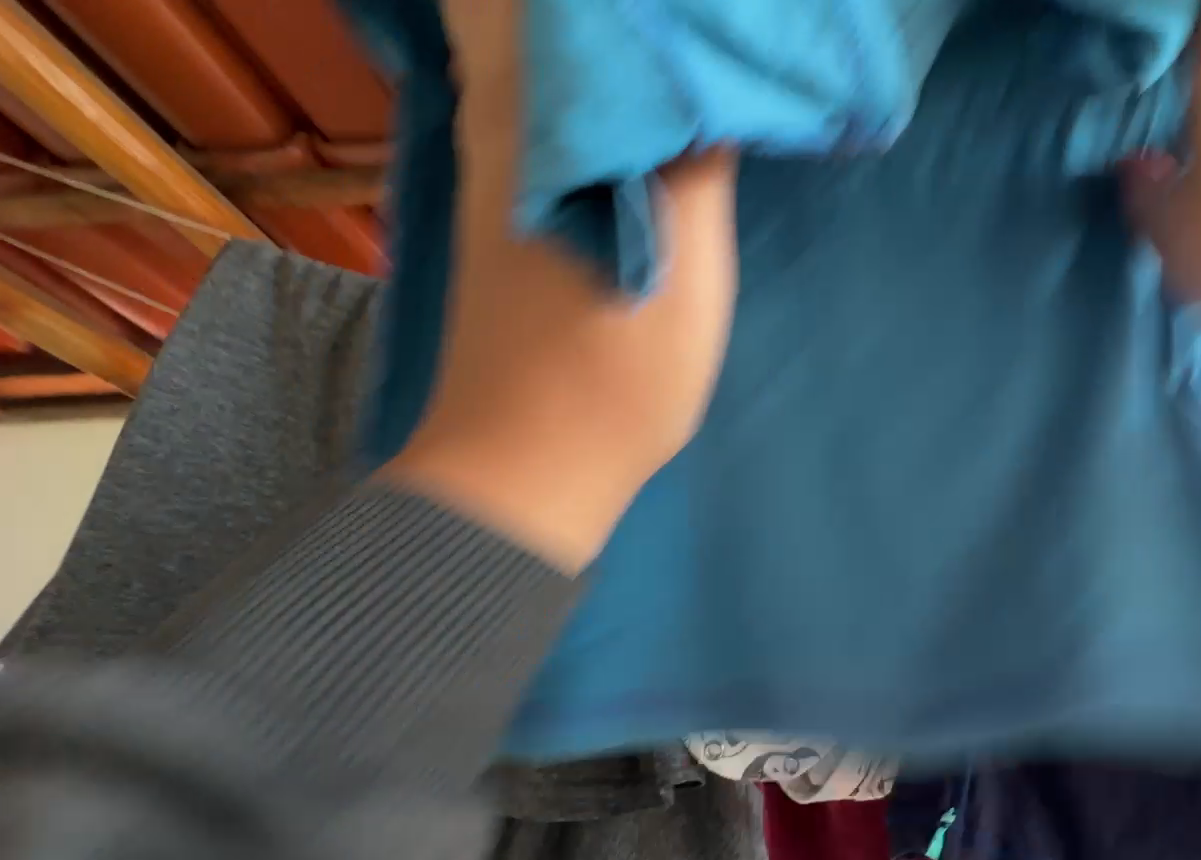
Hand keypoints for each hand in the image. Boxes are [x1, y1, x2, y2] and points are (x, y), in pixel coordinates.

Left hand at [382, 0, 737, 571]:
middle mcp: (496, 126)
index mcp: (538, 125)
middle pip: (528, 19)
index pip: (565, 13)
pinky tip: (623, 104)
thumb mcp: (686, 271)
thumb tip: (703, 79)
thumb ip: (694, 166)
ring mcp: (489, 170)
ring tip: (666, 51)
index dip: (641, 19)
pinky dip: (578, 83)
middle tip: (688, 37)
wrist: (527, 467)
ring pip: (528, 56)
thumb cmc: (615, 377)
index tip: (702, 26)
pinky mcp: (500, 210)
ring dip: (592, 42)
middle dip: (609, 24)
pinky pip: (531, 103)